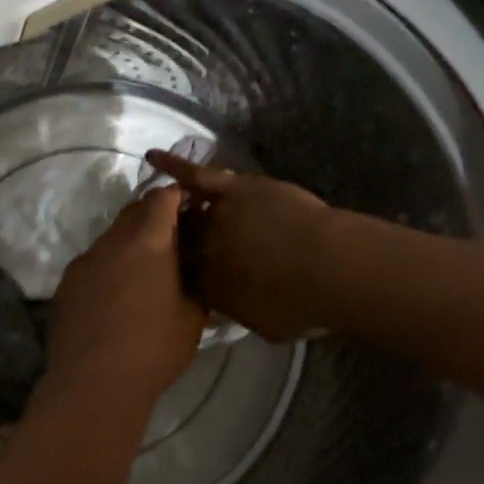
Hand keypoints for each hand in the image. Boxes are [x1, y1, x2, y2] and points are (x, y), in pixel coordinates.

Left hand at [45, 186, 206, 403]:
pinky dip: (109, 268)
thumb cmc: (153, 348)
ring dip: (130, 244)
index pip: (164, 197)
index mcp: (148, 241)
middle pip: (134, 211)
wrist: (93, 384)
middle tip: (174, 238)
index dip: (179, 196)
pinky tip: (117, 297)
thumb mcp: (193, 318)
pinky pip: (94, 263)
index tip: (192, 206)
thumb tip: (197, 270)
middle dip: (154, 216)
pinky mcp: (66, 283)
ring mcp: (85, 261)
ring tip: (146, 272)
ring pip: (112, 237)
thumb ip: (197, 283)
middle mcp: (113, 241)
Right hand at [144, 151, 339, 341]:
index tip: (182, 272)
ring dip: (172, 209)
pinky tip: (154, 157)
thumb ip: (239, 311)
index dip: (181, 274)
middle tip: (171, 237)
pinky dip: (174, 166)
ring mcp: (216, 216)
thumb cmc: (302, 305)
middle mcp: (202, 251)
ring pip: (184, 209)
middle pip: (179, 242)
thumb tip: (228, 306)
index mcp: (208, 288)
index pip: (183, 278)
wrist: (329, 267)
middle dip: (172, 241)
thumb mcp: (264, 325)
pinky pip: (196, 175)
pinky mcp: (234, 189)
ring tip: (160, 205)